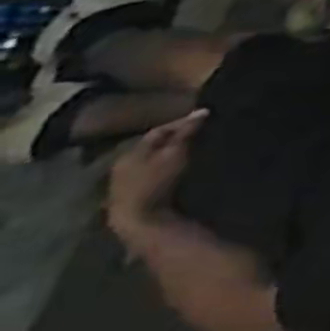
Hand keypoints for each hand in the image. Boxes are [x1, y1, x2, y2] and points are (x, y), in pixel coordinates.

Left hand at [107, 109, 206, 234]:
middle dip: (175, 137)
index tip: (205, 118)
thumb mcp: (175, 153)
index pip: (158, 130)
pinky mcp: (129, 193)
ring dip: (170, 151)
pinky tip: (177, 165)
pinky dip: (164, 163)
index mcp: (131, 152)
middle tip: (200, 131)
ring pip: (150, 158)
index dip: (182, 122)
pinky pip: (149, 169)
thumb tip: (202, 111)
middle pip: (153, 144)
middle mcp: (123, 164)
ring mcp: (123, 180)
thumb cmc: (156, 181)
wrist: (138, 219)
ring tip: (192, 147)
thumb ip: (186, 132)